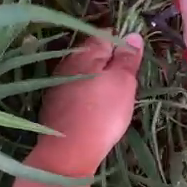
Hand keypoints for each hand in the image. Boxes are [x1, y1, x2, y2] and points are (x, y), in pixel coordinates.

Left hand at [26, 33, 143, 177]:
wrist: (69, 151)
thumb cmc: (102, 113)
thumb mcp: (123, 82)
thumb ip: (127, 58)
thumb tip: (133, 35)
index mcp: (85, 52)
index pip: (106, 35)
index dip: (122, 43)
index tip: (133, 57)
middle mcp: (67, 63)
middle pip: (91, 54)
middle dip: (108, 60)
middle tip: (126, 77)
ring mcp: (57, 85)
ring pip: (81, 73)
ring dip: (96, 78)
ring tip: (112, 94)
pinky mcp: (53, 105)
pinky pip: (73, 91)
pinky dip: (85, 94)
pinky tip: (93, 107)